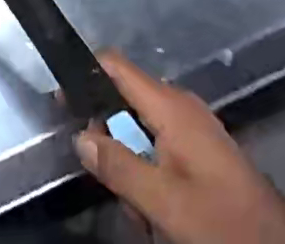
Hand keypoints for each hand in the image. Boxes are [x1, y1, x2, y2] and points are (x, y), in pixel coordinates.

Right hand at [73, 52, 284, 243]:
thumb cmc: (222, 219)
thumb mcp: (163, 200)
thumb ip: (117, 165)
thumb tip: (81, 136)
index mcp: (169, 105)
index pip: (114, 65)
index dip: (84, 74)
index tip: (62, 101)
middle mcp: (180, 106)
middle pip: (123, 104)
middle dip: (110, 141)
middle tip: (110, 181)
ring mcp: (194, 128)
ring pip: (140, 134)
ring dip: (131, 169)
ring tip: (141, 210)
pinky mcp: (202, 151)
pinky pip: (160, 150)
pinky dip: (150, 177)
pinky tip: (158, 213)